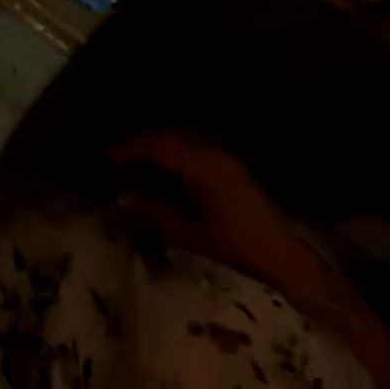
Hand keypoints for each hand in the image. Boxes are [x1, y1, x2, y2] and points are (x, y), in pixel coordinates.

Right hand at [110, 128, 302, 280]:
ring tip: (137, 164)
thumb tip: (119, 204)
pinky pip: (195, 144)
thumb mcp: (190, 235)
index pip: (159, 145)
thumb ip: (154, 215)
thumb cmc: (237, 250)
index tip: (106, 157)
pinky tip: (165, 171)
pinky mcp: (229, 162)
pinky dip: (174, 150)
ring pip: (182, 135)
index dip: (129, 148)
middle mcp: (214, 151)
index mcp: (204, 166)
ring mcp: (224, 154)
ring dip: (158, 144)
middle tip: (118, 159)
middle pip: (169, 132)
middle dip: (141, 142)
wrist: (283, 257)